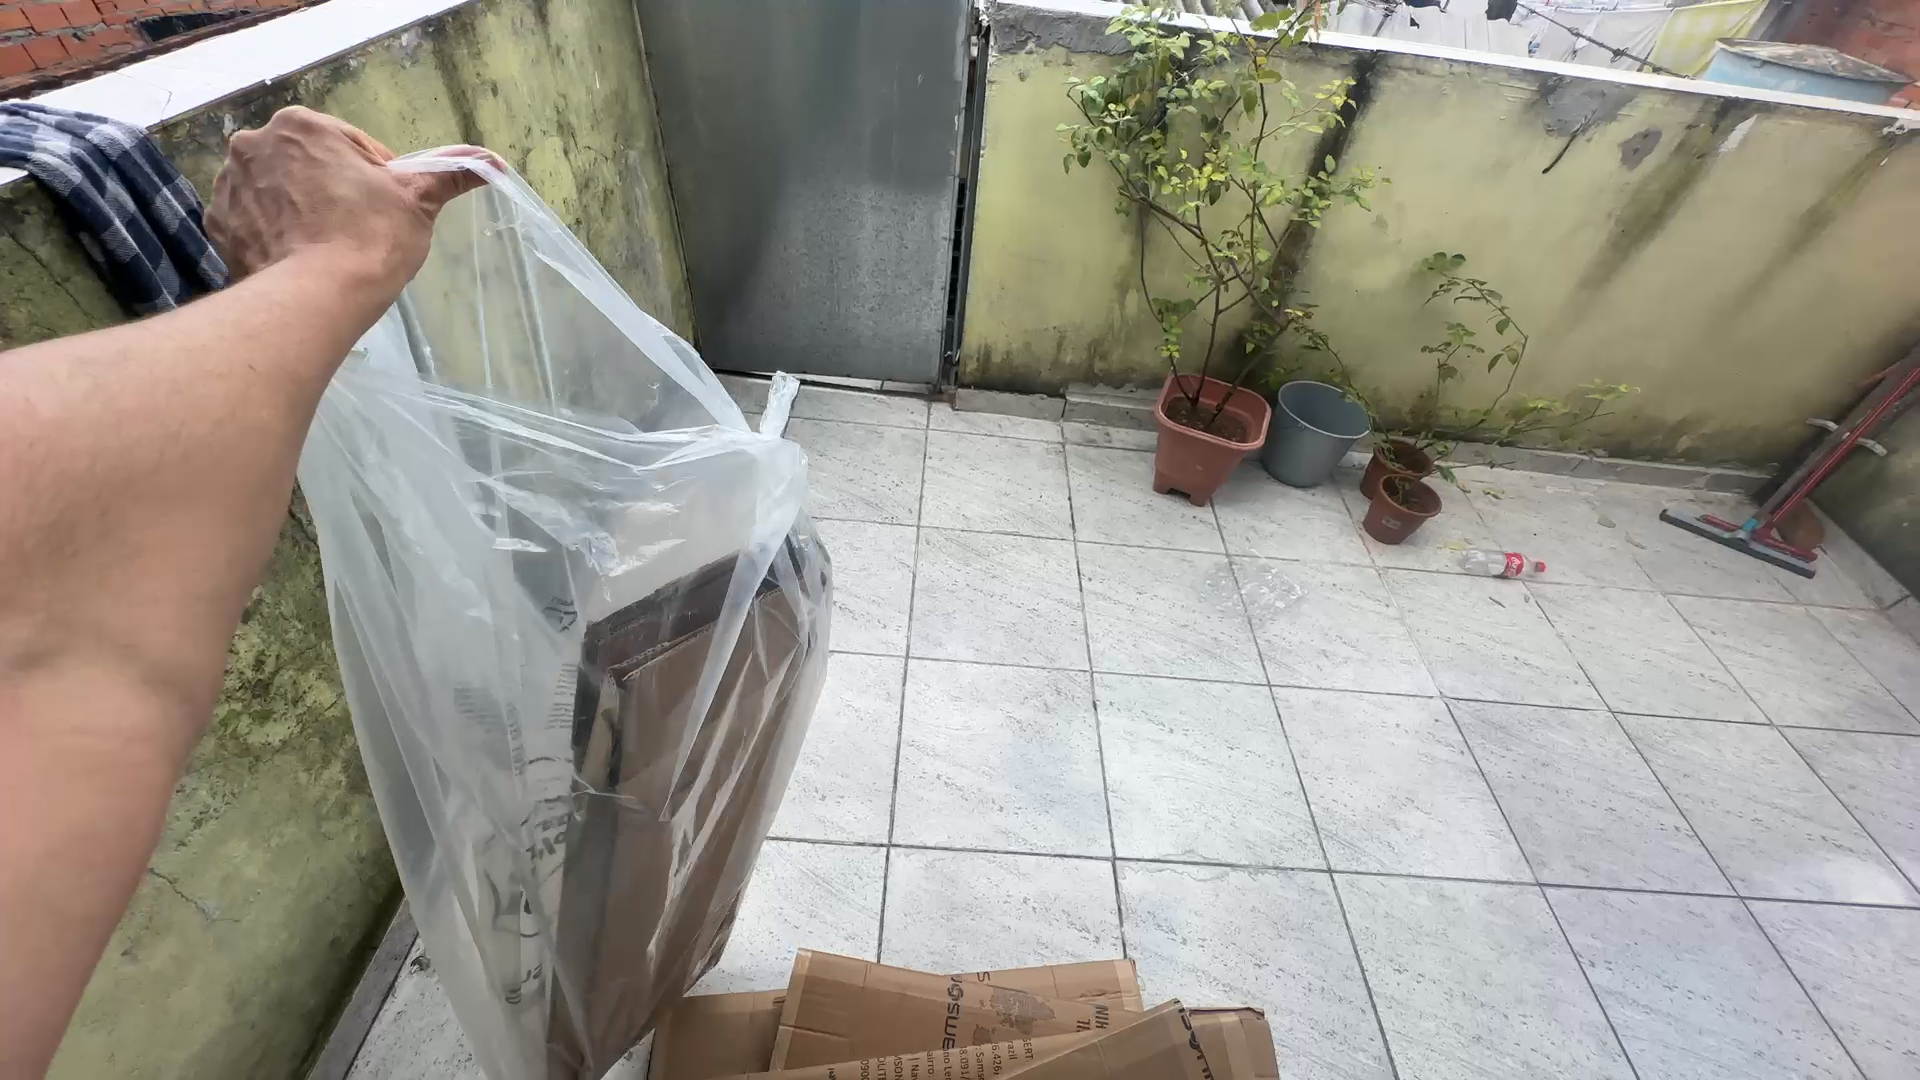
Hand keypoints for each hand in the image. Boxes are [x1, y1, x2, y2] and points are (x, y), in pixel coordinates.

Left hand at [206, 106, 492, 298]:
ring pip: (282, 190)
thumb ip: (450, 175)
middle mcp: (256, 140)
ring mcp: (230, 179)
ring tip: (333, 247)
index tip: (390, 213)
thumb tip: (493, 160)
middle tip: (364, 231)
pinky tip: (304, 257)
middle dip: (337, 191)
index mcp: (306, 126)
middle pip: (314, 165)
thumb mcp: (420, 202)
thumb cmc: (374, 237)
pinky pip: (255, 219)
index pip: (356, 149)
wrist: (320, 292)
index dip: (381, 183)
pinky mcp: (219, 219)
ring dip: (306, 210)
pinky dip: (277, 234)